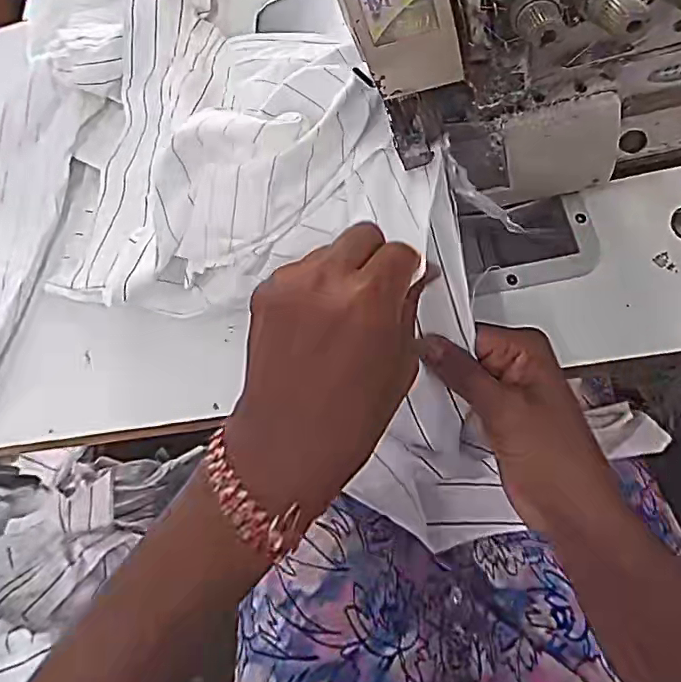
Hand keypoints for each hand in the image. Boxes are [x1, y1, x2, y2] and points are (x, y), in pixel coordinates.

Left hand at [223, 223, 429, 525]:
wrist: (284, 446)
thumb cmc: (340, 422)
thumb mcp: (399, 363)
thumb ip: (408, 309)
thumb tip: (413, 282)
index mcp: (369, 299)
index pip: (400, 250)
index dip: (409, 267)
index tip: (408, 276)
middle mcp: (327, 282)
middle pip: (364, 235)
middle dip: (377, 256)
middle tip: (380, 285)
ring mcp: (292, 285)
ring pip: (332, 248)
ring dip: (344, 268)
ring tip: (346, 310)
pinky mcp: (267, 293)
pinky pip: (302, 269)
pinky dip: (315, 283)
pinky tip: (321, 319)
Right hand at [417, 325, 624, 536]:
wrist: (572, 512)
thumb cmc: (560, 462)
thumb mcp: (504, 409)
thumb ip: (463, 374)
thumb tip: (433, 346)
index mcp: (528, 349)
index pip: (472, 330)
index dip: (443, 342)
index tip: (415, 350)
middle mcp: (519, 365)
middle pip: (466, 353)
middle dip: (444, 368)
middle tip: (418, 378)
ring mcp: (509, 393)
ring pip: (463, 380)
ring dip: (447, 392)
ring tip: (432, 401)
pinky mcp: (501, 418)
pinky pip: (467, 403)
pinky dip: (454, 411)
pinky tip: (443, 417)